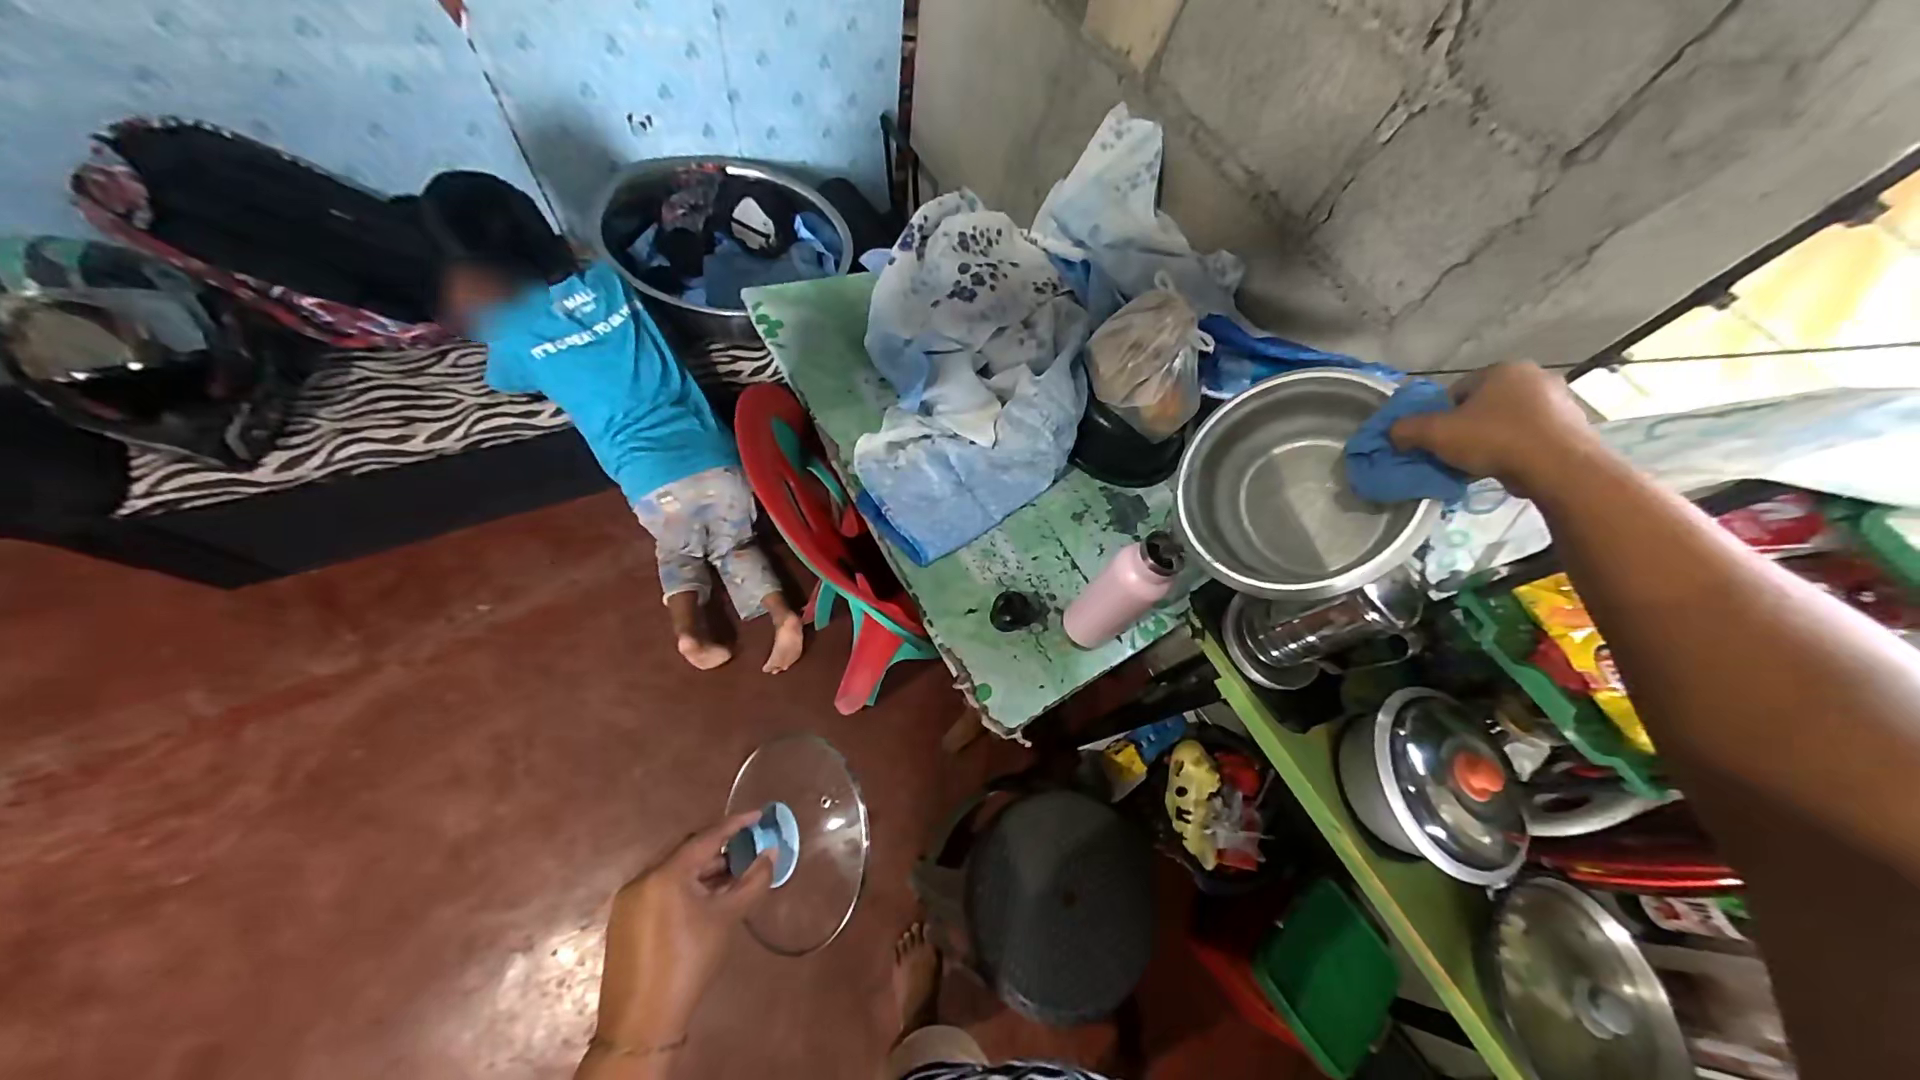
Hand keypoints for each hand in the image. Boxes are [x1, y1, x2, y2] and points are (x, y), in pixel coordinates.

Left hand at [589, 811, 773, 1057]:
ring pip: (674, 872)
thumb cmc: (690, 962)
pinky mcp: (625, 921)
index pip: (706, 838)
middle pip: (688, 853)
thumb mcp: (727, 919)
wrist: (643, 1022)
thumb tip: (771, 854)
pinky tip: (708, 898)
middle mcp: (643, 879)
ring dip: (704, 871)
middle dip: (720, 849)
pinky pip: (662, 890)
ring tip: (734, 874)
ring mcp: (630, 901)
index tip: (759, 815)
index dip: (735, 825)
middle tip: (749, 847)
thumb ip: (753, 881)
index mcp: (665, 874)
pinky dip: (687, 887)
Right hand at [1387, 362, 1599, 497]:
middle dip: (1467, 426)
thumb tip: (1394, 432)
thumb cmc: (1493, 439)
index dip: (1440, 417)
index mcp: (1502, 369)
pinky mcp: (1573, 425)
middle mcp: (1534, 376)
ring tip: (1480, 462)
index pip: (1456, 391)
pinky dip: (1516, 448)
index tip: (1437, 439)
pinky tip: (1507, 465)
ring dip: (1491, 438)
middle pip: (1483, 405)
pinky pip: (1530, 434)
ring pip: (1507, 420)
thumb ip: (1406, 429)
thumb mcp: (1435, 434)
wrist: (1558, 466)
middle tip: (1455, 451)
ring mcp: (1559, 400)